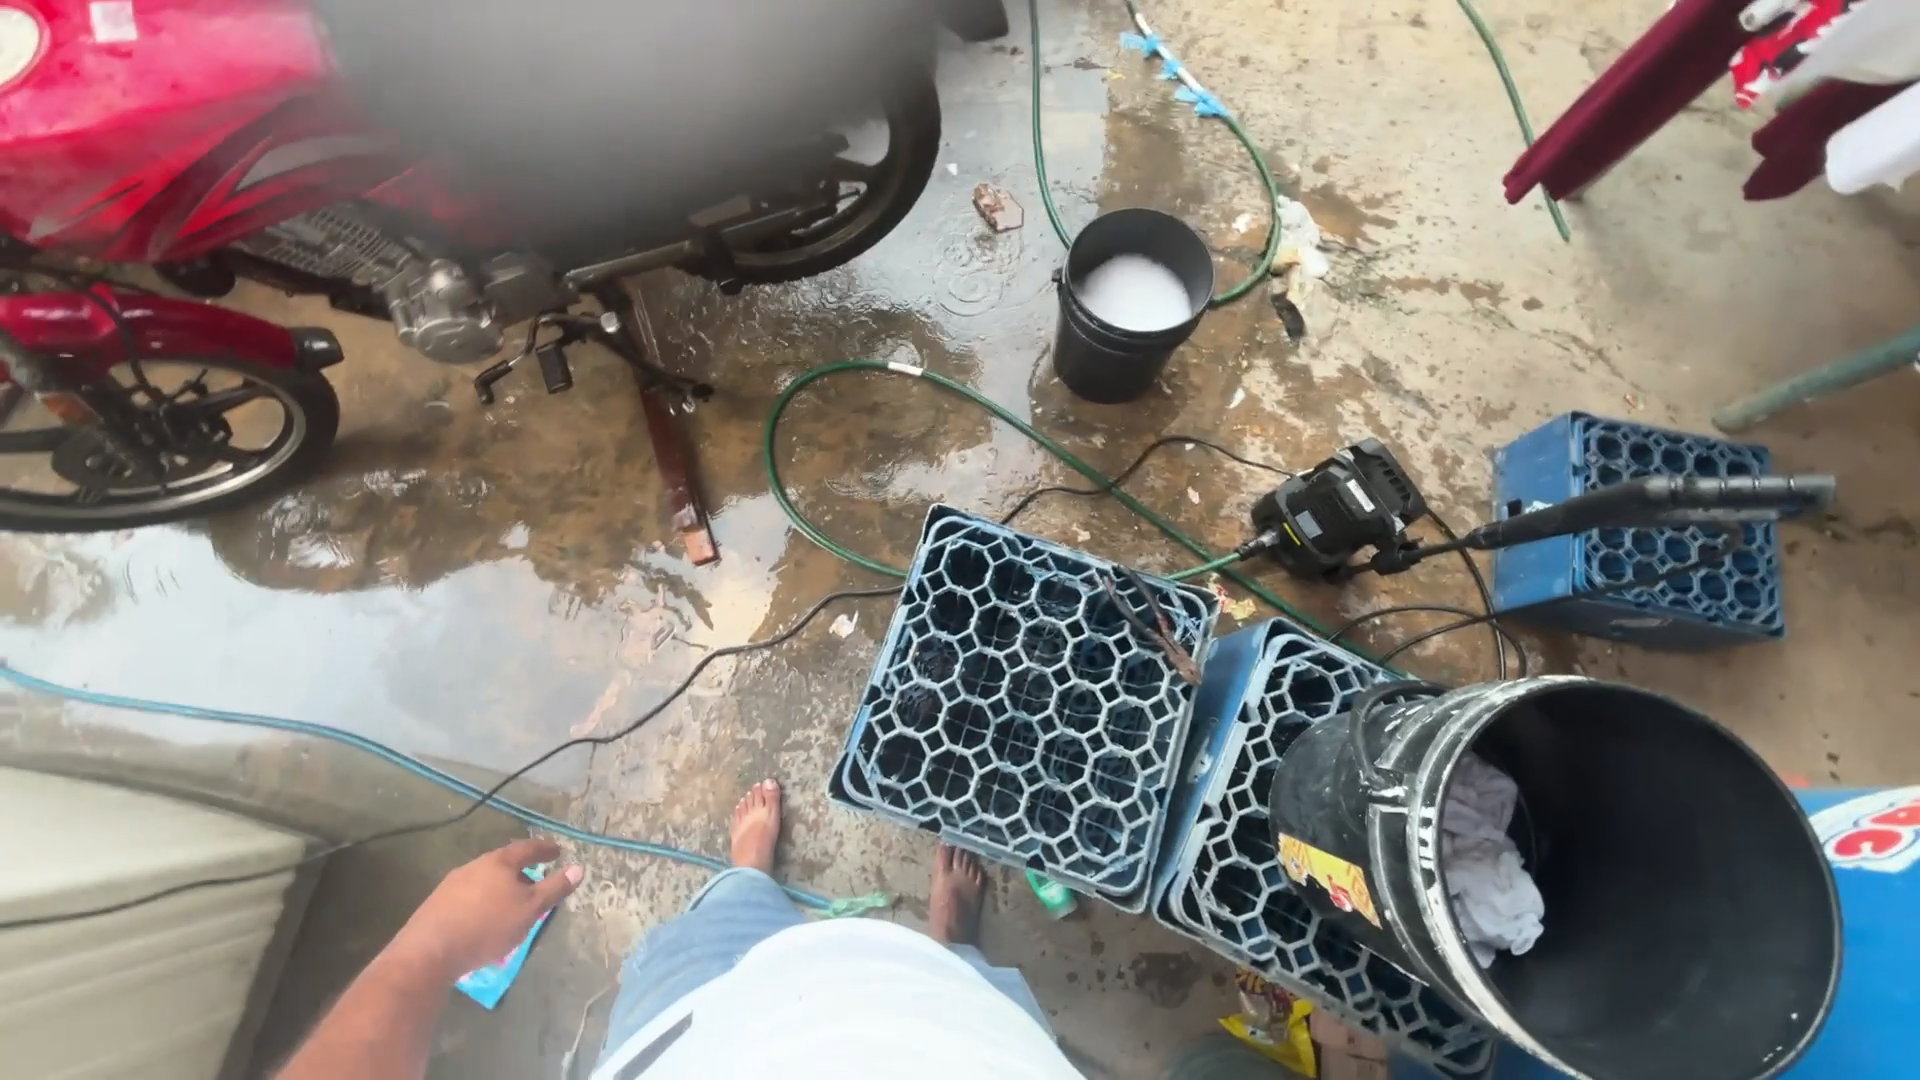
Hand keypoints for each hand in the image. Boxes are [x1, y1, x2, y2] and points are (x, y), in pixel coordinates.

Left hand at [388, 839, 583, 982]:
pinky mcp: (433, 909)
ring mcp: (449, 887)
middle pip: (503, 864)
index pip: (527, 848)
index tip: (558, 852)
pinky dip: (481, 904)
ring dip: (499, 890)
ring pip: (483, 882)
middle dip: (520, 872)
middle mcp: (473, 867)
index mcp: (498, 862)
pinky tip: (483, 922)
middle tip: (534, 882)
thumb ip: (555, 888)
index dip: (544, 849)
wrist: (425, 956)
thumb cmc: (486, 926)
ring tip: (509, 906)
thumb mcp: (530, 909)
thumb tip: (579, 868)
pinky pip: (466, 899)